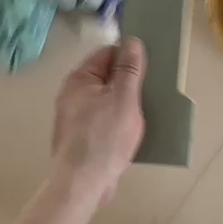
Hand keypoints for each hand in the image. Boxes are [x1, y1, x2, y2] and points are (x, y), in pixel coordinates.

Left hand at [51, 39, 145, 202]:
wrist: (82, 183)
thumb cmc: (105, 136)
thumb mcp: (124, 98)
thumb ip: (129, 69)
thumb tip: (132, 41)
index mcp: (79, 79)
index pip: (107, 53)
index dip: (128, 58)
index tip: (148, 68)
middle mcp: (72, 95)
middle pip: (106, 77)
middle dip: (128, 83)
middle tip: (150, 92)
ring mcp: (74, 118)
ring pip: (106, 101)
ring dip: (124, 104)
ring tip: (144, 113)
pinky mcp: (80, 138)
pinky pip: (103, 120)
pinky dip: (116, 122)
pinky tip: (130, 132)